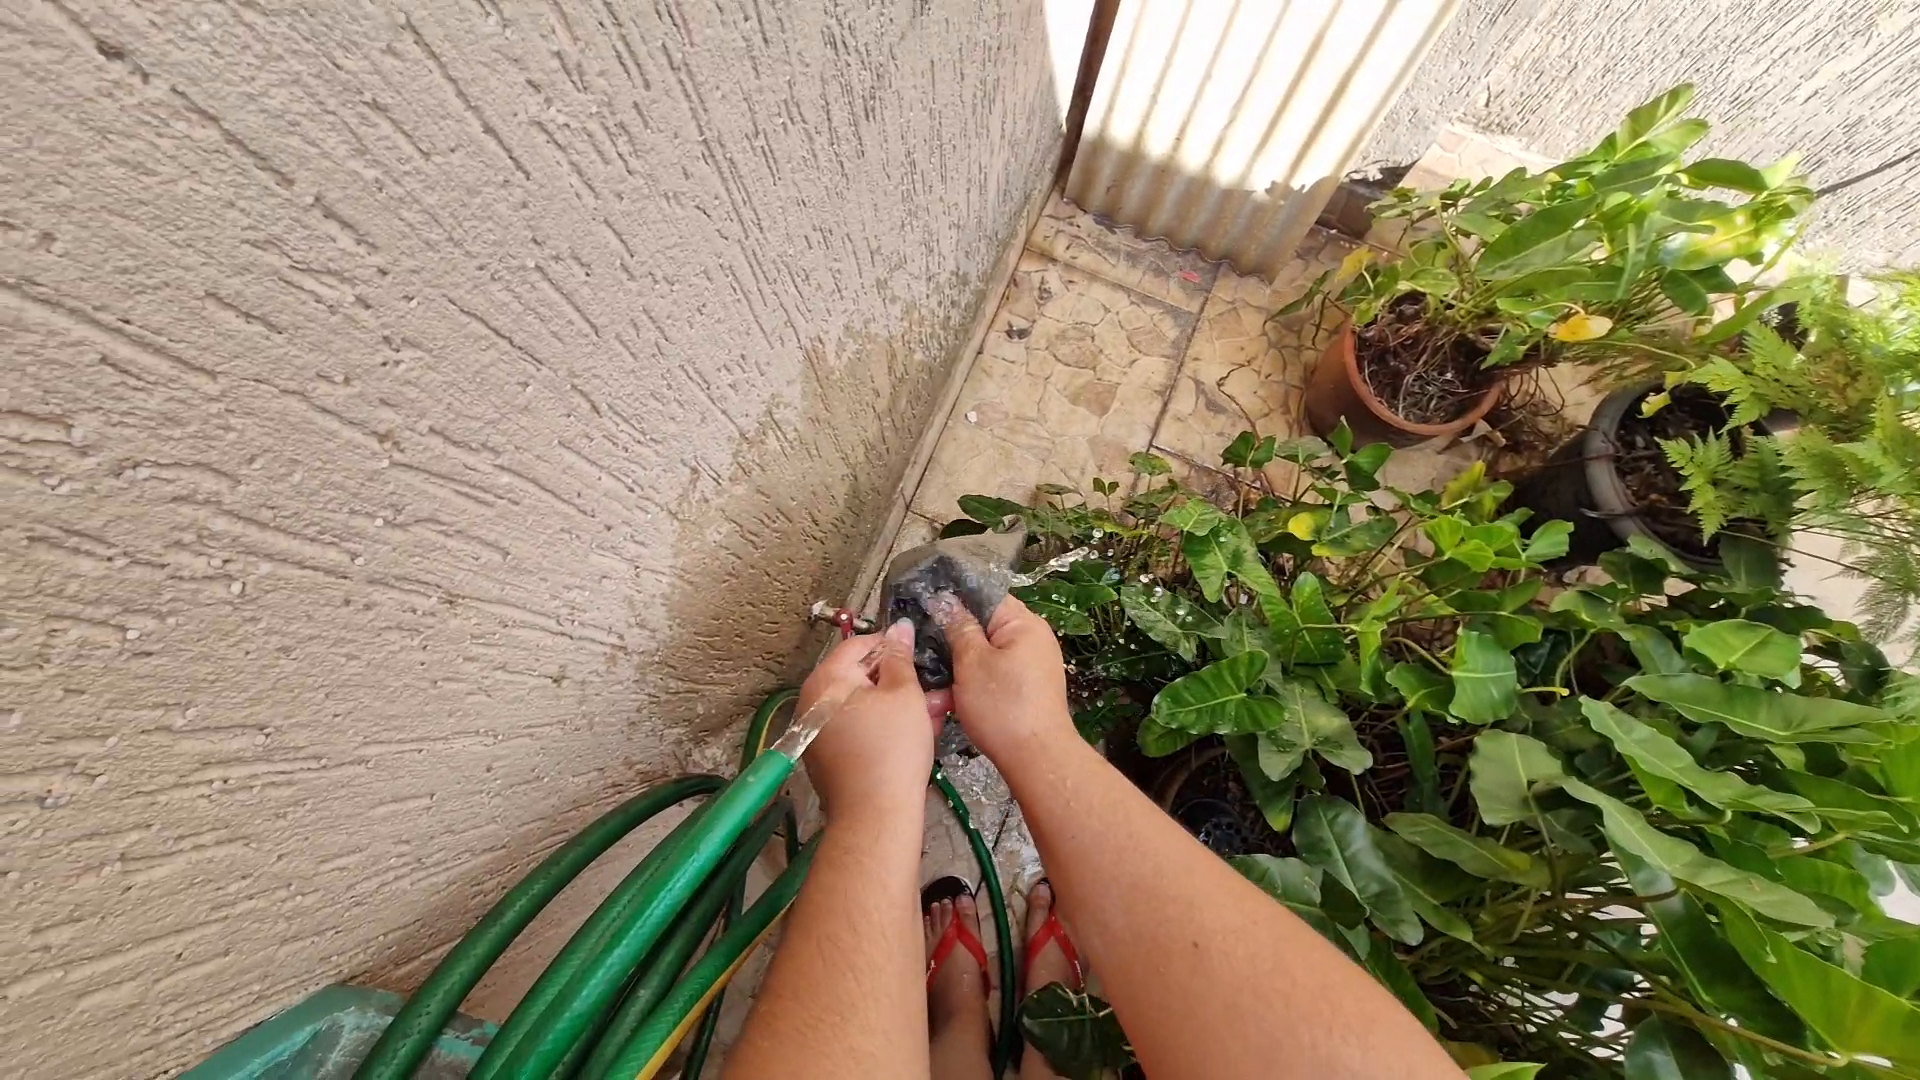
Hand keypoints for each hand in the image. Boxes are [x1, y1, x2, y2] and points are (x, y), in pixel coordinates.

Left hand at [796, 620, 938, 819]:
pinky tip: (912, 735)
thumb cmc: (891, 749)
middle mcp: (812, 703)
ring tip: (929, 712)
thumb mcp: (905, 693)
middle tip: (928, 687)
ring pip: (862, 705)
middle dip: (896, 680)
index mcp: (825, 680)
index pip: (857, 644)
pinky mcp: (827, 757)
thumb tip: (900, 627)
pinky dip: (882, 727)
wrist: (876, 815)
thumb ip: (901, 655)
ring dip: (895, 704)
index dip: (890, 644)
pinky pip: (857, 729)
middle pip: (858, 676)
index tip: (916, 652)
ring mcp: (817, 732)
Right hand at [933, 592, 1075, 763]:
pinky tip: (955, 689)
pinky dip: (977, 676)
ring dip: (964, 659)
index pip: (986, 595)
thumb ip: (958, 627)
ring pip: (989, 650)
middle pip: (987, 623)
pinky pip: (997, 669)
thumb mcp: (971, 662)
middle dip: (957, 632)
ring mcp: (1033, 662)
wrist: (1036, 758)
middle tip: (925, 641)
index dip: (955, 597)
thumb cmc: (1002, 706)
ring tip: (936, 668)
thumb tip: (945, 601)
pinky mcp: (1029, 685)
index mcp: (1024, 623)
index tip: (925, 605)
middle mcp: (1033, 637)